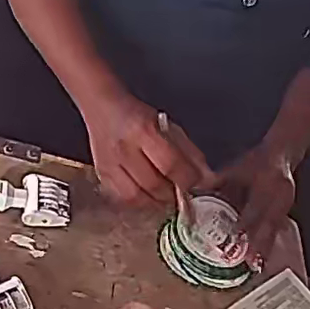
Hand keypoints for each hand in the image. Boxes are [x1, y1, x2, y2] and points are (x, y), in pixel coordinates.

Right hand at [81, 92, 211, 206]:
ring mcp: (109, 165)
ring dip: (156, 201)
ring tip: (165, 193)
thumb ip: (189, 153)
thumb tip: (207, 179)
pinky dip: (140, 201)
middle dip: (174, 193)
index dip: (189, 180)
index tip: (198, 184)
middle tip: (182, 190)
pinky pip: (124, 199)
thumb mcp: (168, 126)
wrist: (102, 107)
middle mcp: (124, 150)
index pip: (171, 165)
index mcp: (143, 131)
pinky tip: (147, 193)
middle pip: (155, 185)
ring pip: (137, 198)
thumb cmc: (138, 116)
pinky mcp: (101, 175)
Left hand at [214, 144, 295, 263]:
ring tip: (255, 266)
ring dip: (265, 248)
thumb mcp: (234, 168)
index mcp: (268, 180)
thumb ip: (216, 182)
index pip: (256, 204)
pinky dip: (269, 246)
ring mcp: (286, 204)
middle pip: (269, 222)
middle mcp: (280, 194)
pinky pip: (277, 231)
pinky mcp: (287, 213)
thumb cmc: (254, 163)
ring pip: (274, 229)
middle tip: (247, 260)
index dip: (247, 221)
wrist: (281, 155)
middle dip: (258, 242)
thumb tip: (193, 191)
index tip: (237, 235)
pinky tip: (261, 261)